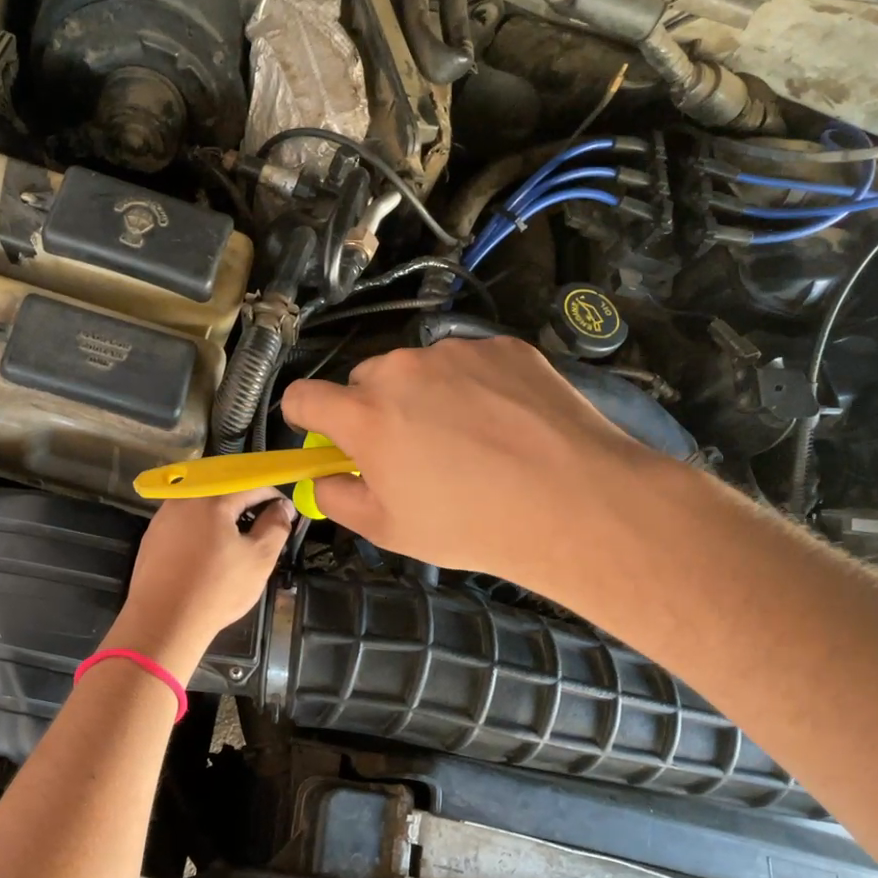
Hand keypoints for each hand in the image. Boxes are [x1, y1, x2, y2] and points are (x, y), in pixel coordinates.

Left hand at [109, 488, 292, 680]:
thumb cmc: (216, 590)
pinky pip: (183, 522)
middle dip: (246, 504)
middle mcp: (184, 499)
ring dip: (222, 516)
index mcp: (212, 499)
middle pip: (223, 490)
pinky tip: (208, 552)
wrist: (163, 622)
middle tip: (263, 527)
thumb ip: (276, 526)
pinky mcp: (152, 537)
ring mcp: (163, 517)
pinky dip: (201, 528)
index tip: (286, 513)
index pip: (251, 485)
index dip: (274, 496)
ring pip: (201, 505)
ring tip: (237, 541)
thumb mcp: (259, 559)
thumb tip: (282, 507)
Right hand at [281, 337, 689, 607]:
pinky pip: (468, 363)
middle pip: (364, 381)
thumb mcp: (388, 530)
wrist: (575, 502)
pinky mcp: (503, 347)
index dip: (305, 418)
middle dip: (374, 411)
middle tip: (411, 452)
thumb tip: (324, 477)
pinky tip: (505, 424)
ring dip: (425, 396)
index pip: (302, 397)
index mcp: (365, 416)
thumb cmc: (471, 524)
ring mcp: (455, 353)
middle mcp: (402, 371)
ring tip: (470, 440)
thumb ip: (337, 498)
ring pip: (418, 370)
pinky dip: (473, 387)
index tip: (325, 438)